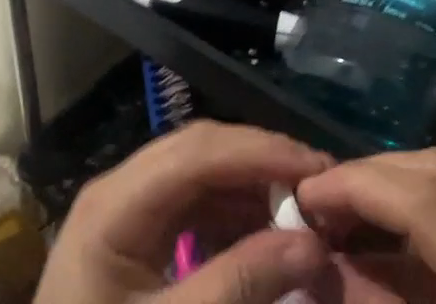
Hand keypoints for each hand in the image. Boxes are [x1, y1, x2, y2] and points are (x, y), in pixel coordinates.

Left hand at [36, 121, 336, 303]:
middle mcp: (119, 189)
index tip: (319, 171)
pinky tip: (266, 231)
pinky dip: (233, 211)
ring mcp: (125, 208)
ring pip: (199, 172)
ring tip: (303, 208)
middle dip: (260, 159)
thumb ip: (239, 284)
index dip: (260, 152)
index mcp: (114, 204)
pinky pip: (192, 203)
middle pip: (198, 151)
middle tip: (321, 183)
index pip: (196, 152)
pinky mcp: (135, 232)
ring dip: (251, 183)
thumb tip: (311, 244)